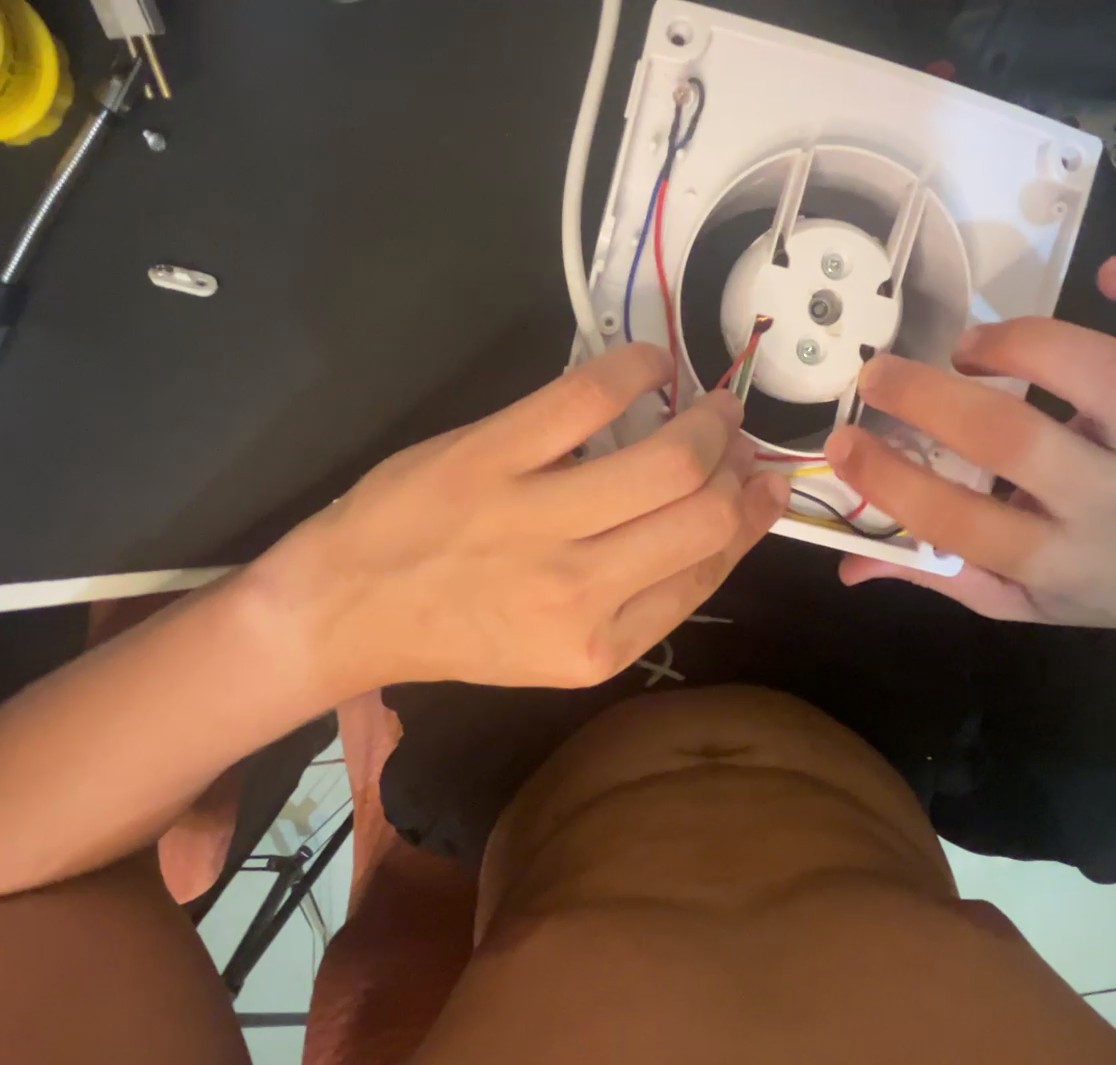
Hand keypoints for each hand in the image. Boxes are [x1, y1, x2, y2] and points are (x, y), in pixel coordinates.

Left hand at [241, 343, 787, 694]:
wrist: (351, 606)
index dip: (750, 518)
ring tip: (707, 404)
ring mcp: (532, 519)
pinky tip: (650, 366)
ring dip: (706, 419)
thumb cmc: (462, 630)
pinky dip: (637, 369)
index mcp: (601, 644)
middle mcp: (578, 590)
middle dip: (738, 465)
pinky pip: (587, 398)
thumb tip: (720, 520)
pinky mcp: (489, 457)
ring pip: (667, 458)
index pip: (709, 567)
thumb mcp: (562, 647)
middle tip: (733, 437)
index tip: (763, 484)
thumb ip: (641, 596)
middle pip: (705, 512)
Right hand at [828, 252, 1115, 665]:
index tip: (839, 444)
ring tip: (974, 347)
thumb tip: (848, 563)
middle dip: (928, 399)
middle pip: (1017, 440)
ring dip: (1025, 346)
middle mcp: (1113, 499)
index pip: (955, 519)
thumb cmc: (1112, 590)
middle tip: (879, 374)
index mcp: (1056, 558)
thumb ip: (937, 574)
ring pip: (1110, 376)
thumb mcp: (1019, 604)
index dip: (884, 478)